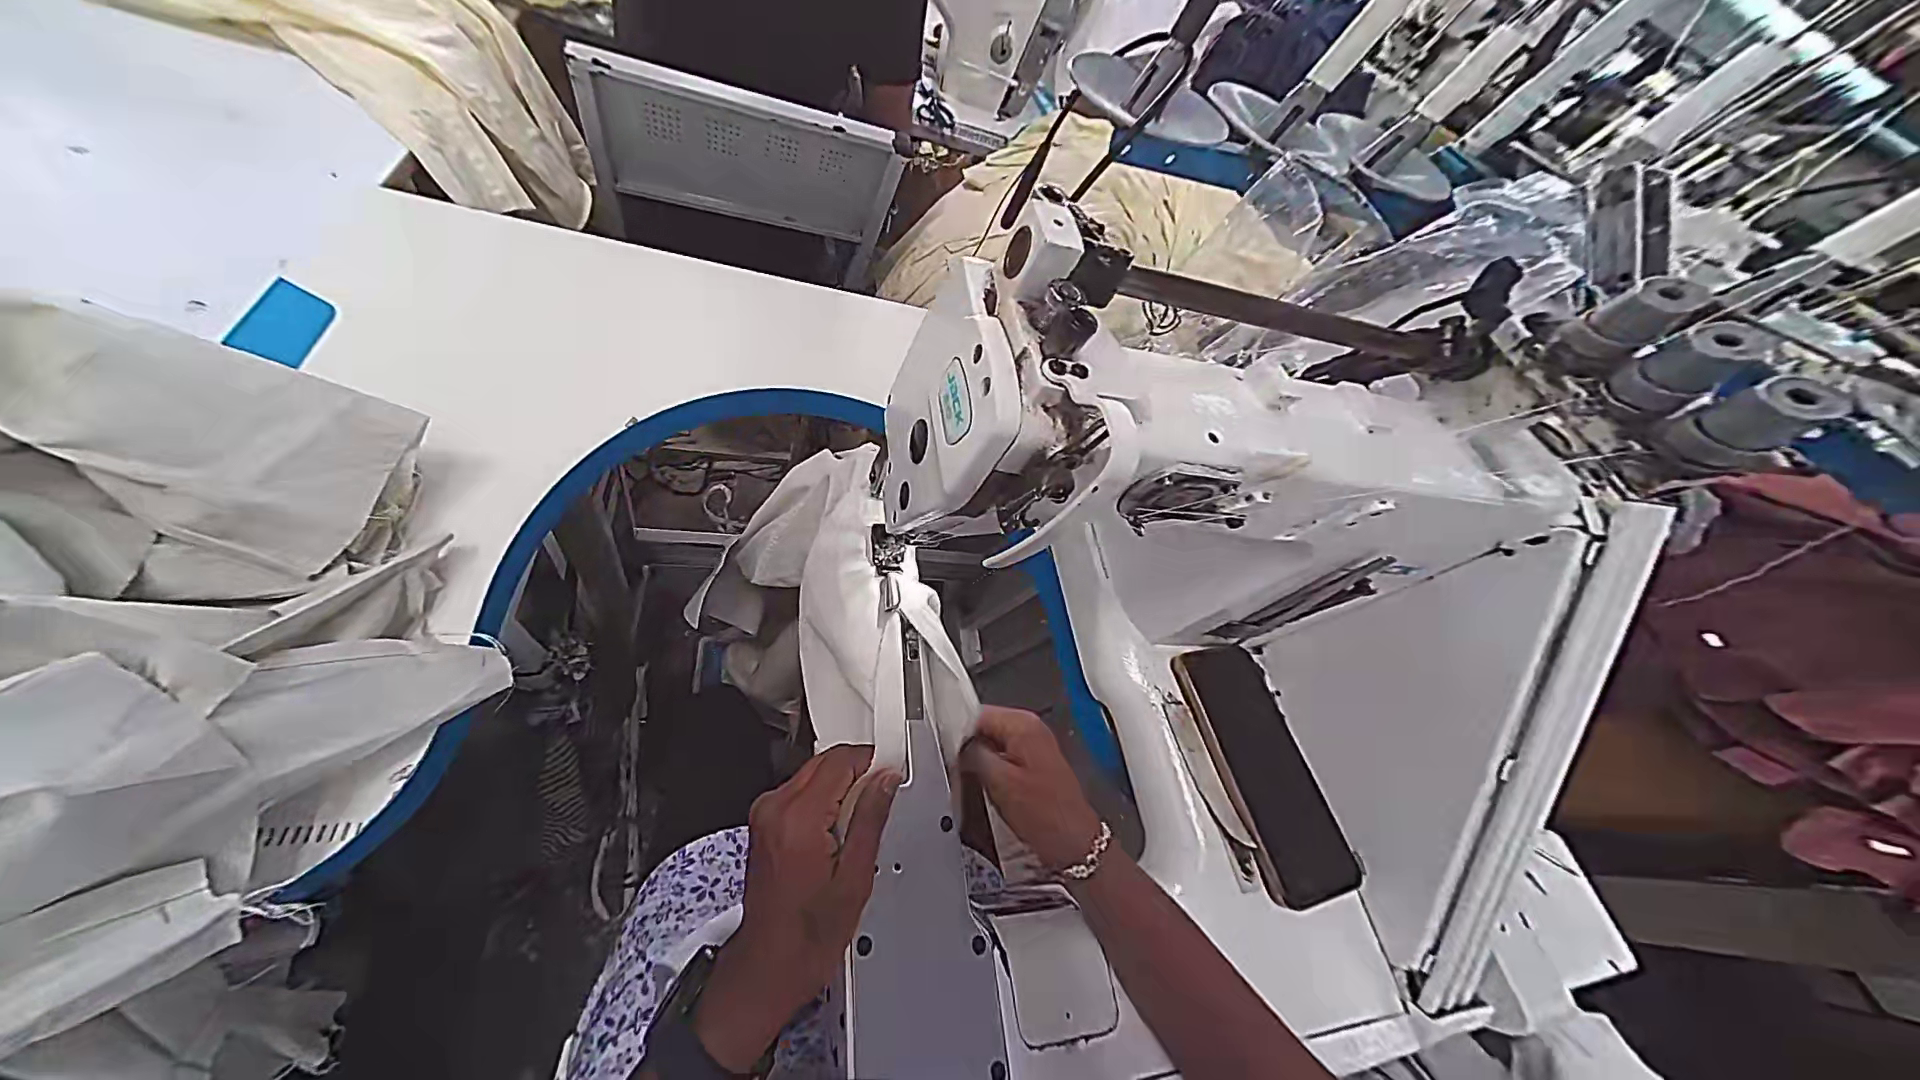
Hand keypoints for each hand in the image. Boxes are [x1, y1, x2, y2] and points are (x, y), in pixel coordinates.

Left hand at [691, 745, 899, 1070]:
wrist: (769, 964)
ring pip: (814, 772)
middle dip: (857, 772)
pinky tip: (835, 831)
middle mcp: (775, 809)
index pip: (840, 760)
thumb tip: (886, 781)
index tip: (892, 768)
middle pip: (825, 761)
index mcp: (798, 819)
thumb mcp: (855, 877)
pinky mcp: (763, 821)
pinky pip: (801, 790)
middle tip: (880, 797)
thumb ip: (871, 818)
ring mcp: (765, 814)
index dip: (872, 760)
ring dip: (840, 786)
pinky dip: (823, 798)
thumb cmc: (806, 937)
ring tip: (854, 826)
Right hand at [959, 706, 1102, 871]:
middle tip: (959, 770)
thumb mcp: (999, 781)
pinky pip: (1001, 757)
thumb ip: (974, 754)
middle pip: (984, 727)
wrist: (1073, 843)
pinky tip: (989, 789)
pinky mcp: (1032, 764)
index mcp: (1023, 724)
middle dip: (968, 747)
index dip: (958, 731)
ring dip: (978, 761)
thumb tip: (958, 743)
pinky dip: (991, 770)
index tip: (947, 750)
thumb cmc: (1046, 814)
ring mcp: (1032, 746)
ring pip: (991, 744)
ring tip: (975, 783)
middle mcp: (1030, 729)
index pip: (977, 713)